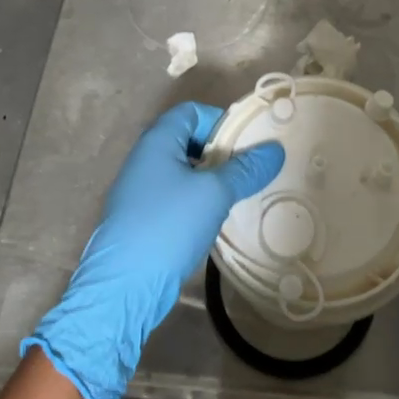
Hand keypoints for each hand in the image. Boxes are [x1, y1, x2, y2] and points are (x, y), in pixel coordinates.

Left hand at [22, 102, 284, 398]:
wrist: (123, 286)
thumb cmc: (169, 224)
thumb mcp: (214, 193)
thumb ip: (244, 169)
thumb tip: (275, 149)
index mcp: (157, 140)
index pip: (192, 112)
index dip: (220, 121)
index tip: (247, 143)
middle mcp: (144, 158)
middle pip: (187, 140)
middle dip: (219, 152)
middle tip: (249, 170)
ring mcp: (139, 190)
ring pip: (182, 171)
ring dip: (209, 179)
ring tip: (238, 195)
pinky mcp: (140, 218)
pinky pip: (174, 196)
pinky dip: (195, 201)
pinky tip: (213, 220)